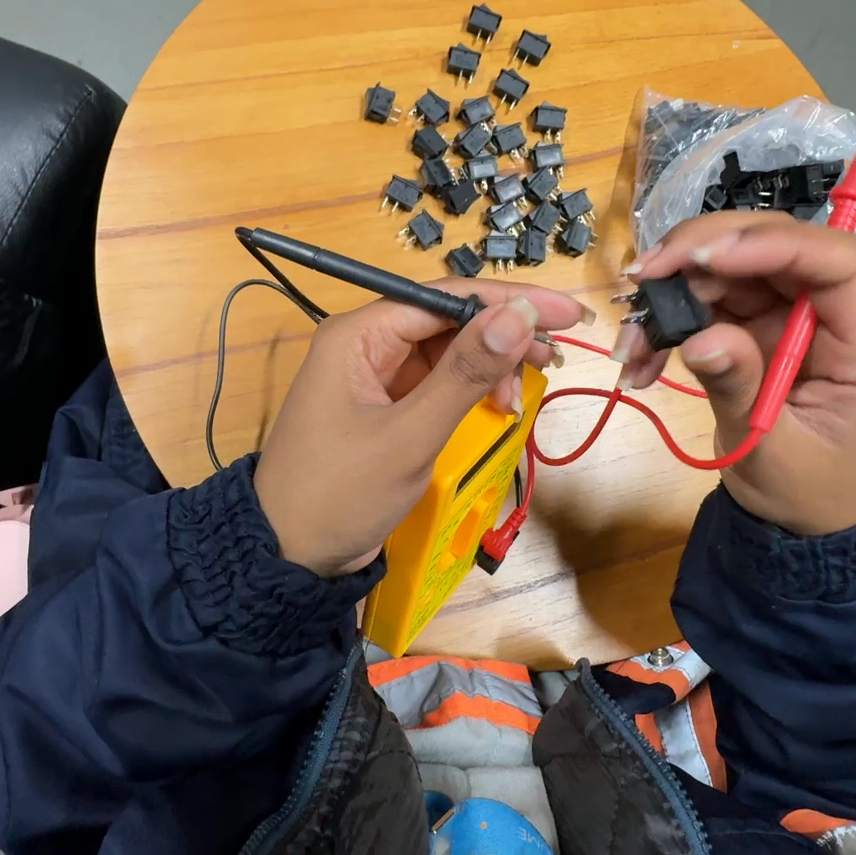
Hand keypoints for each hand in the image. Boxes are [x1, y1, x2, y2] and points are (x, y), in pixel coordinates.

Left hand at [255, 280, 590, 575]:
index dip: (506, 300)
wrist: (290, 557)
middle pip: (447, 321)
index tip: (564, 312)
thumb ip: (465, 374)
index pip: (442, 297)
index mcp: (359, 335)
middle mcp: (366, 345)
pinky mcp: (385, 407)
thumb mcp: (410, 435)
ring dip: (489, 366)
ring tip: (526, 388)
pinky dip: (470, 391)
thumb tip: (520, 314)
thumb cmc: (341, 493)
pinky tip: (499, 404)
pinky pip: (437, 384)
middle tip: (554, 354)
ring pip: (447, 353)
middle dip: (501, 335)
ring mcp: (375, 377)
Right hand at [615, 214, 855, 535]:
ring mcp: (786, 320)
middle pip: (777, 247)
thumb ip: (740, 390)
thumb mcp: (773, 452)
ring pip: (731, 268)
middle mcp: (828, 317)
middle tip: (645, 274)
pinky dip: (664, 324)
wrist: (800, 523)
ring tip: (631, 336)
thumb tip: (700, 338)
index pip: (837, 263)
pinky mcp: (751, 331)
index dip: (773, 245)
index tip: (703, 259)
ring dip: (672, 290)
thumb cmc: (807, 495)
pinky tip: (637, 359)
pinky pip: (704, 304)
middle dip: (706, 249)